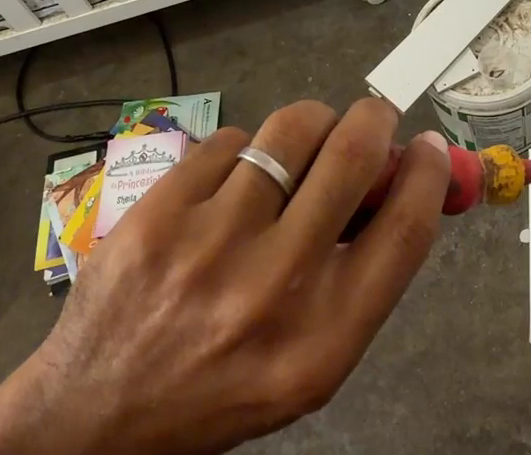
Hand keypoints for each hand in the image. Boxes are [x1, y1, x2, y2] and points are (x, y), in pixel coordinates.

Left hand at [0, 99, 450, 454]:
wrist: (99, 412)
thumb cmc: (224, 387)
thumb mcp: (313, 358)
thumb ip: (361, 275)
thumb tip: (398, 182)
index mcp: (325, 335)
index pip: (405, 228)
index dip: (430, 173)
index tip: (431, 147)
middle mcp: (274, 284)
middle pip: (353, 156)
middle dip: (375, 120)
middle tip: (373, 119)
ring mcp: (211, 240)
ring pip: (291, 127)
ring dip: (312, 124)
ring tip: (302, 146)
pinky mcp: (160, 210)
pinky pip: (230, 139)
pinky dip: (244, 150)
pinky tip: (231, 185)